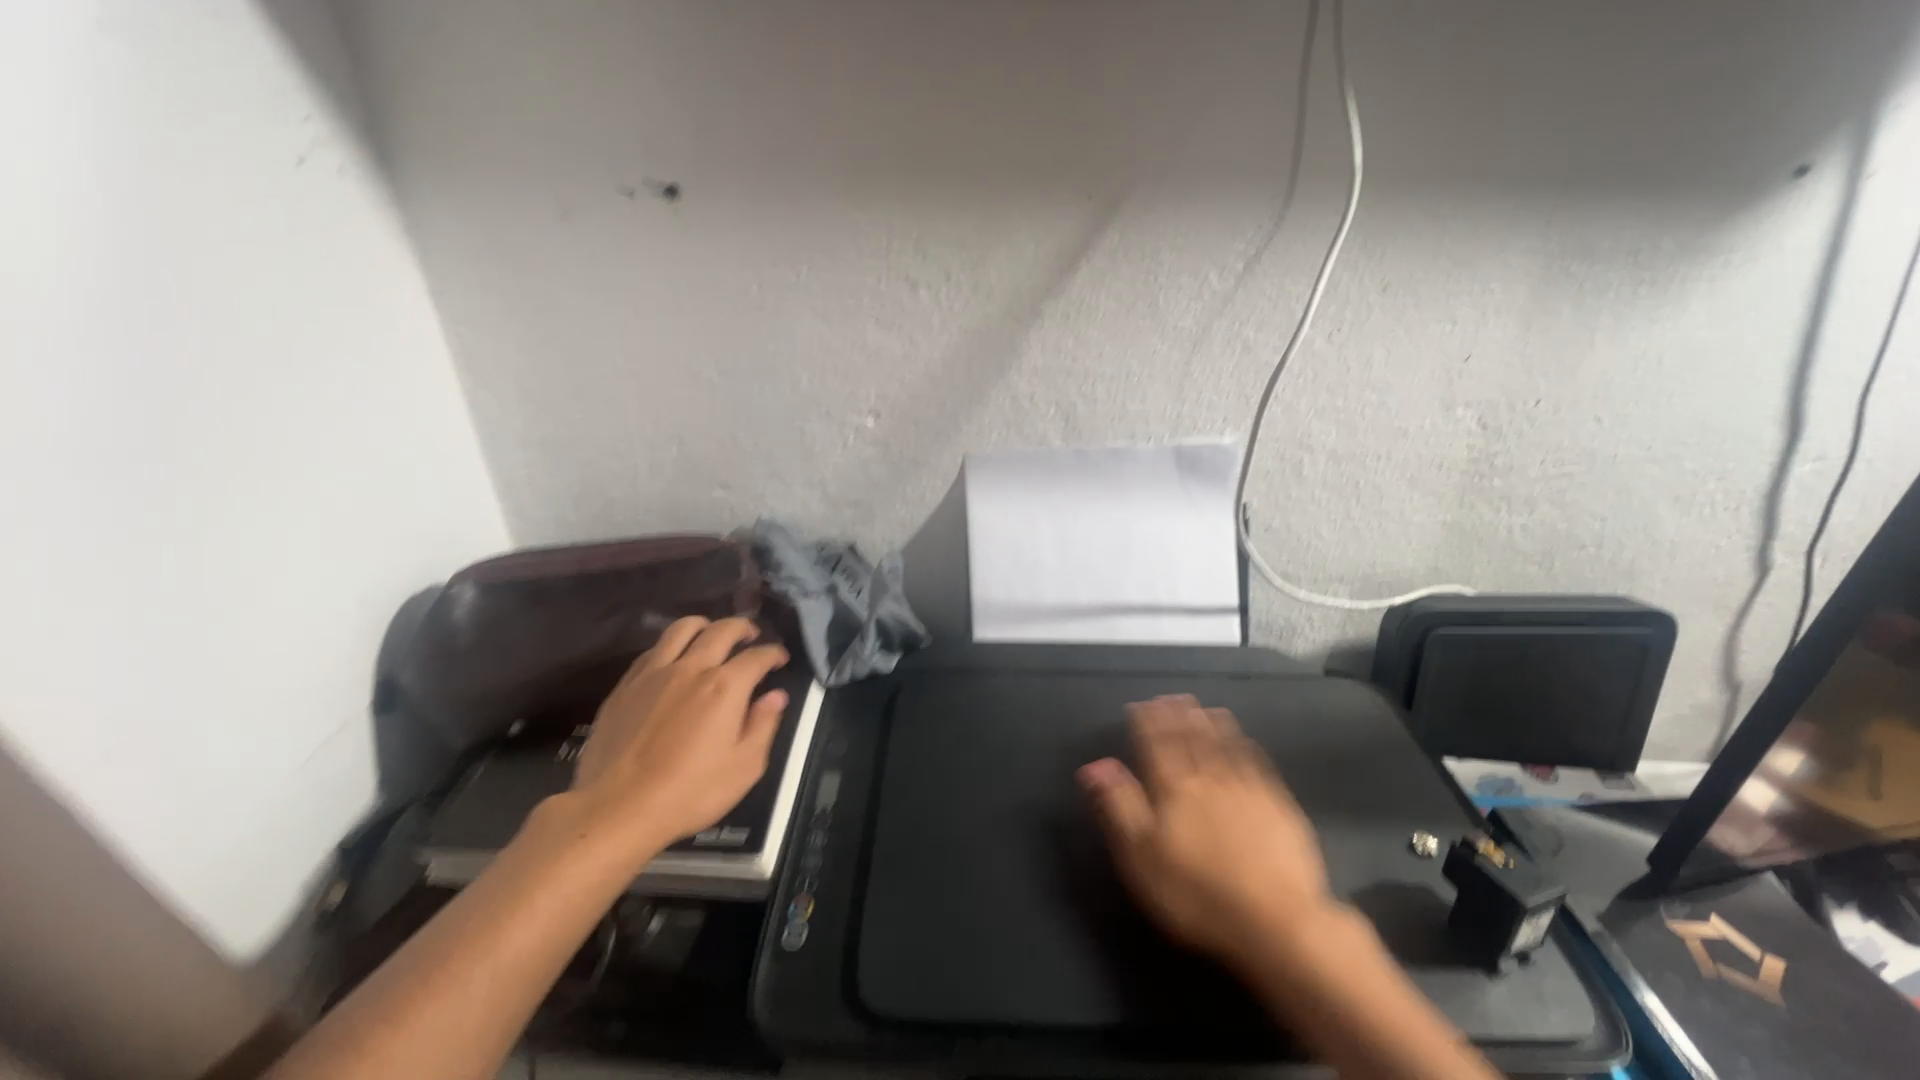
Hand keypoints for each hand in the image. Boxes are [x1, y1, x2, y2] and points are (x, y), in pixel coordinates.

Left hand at [568, 616, 790, 854]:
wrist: (618, 806)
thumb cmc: (690, 792)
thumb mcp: (744, 767)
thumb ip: (763, 725)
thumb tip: (775, 696)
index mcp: (725, 687)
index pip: (757, 656)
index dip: (773, 653)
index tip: (780, 658)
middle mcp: (691, 668)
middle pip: (721, 630)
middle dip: (743, 627)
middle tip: (751, 635)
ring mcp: (653, 673)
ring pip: (681, 629)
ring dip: (704, 625)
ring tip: (711, 633)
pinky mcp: (625, 685)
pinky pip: (652, 650)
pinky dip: (671, 645)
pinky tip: (673, 659)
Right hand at [1078, 695, 1334, 965]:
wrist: (1274, 920)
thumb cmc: (1194, 893)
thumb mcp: (1140, 856)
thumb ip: (1119, 806)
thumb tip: (1096, 764)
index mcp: (1172, 788)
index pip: (1156, 744)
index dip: (1147, 722)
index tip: (1140, 705)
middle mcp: (1209, 778)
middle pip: (1190, 739)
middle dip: (1177, 716)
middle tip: (1171, 697)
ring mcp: (1248, 789)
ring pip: (1225, 745)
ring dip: (1210, 724)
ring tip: (1202, 708)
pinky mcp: (1279, 805)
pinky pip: (1257, 764)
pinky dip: (1245, 746)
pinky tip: (1244, 740)